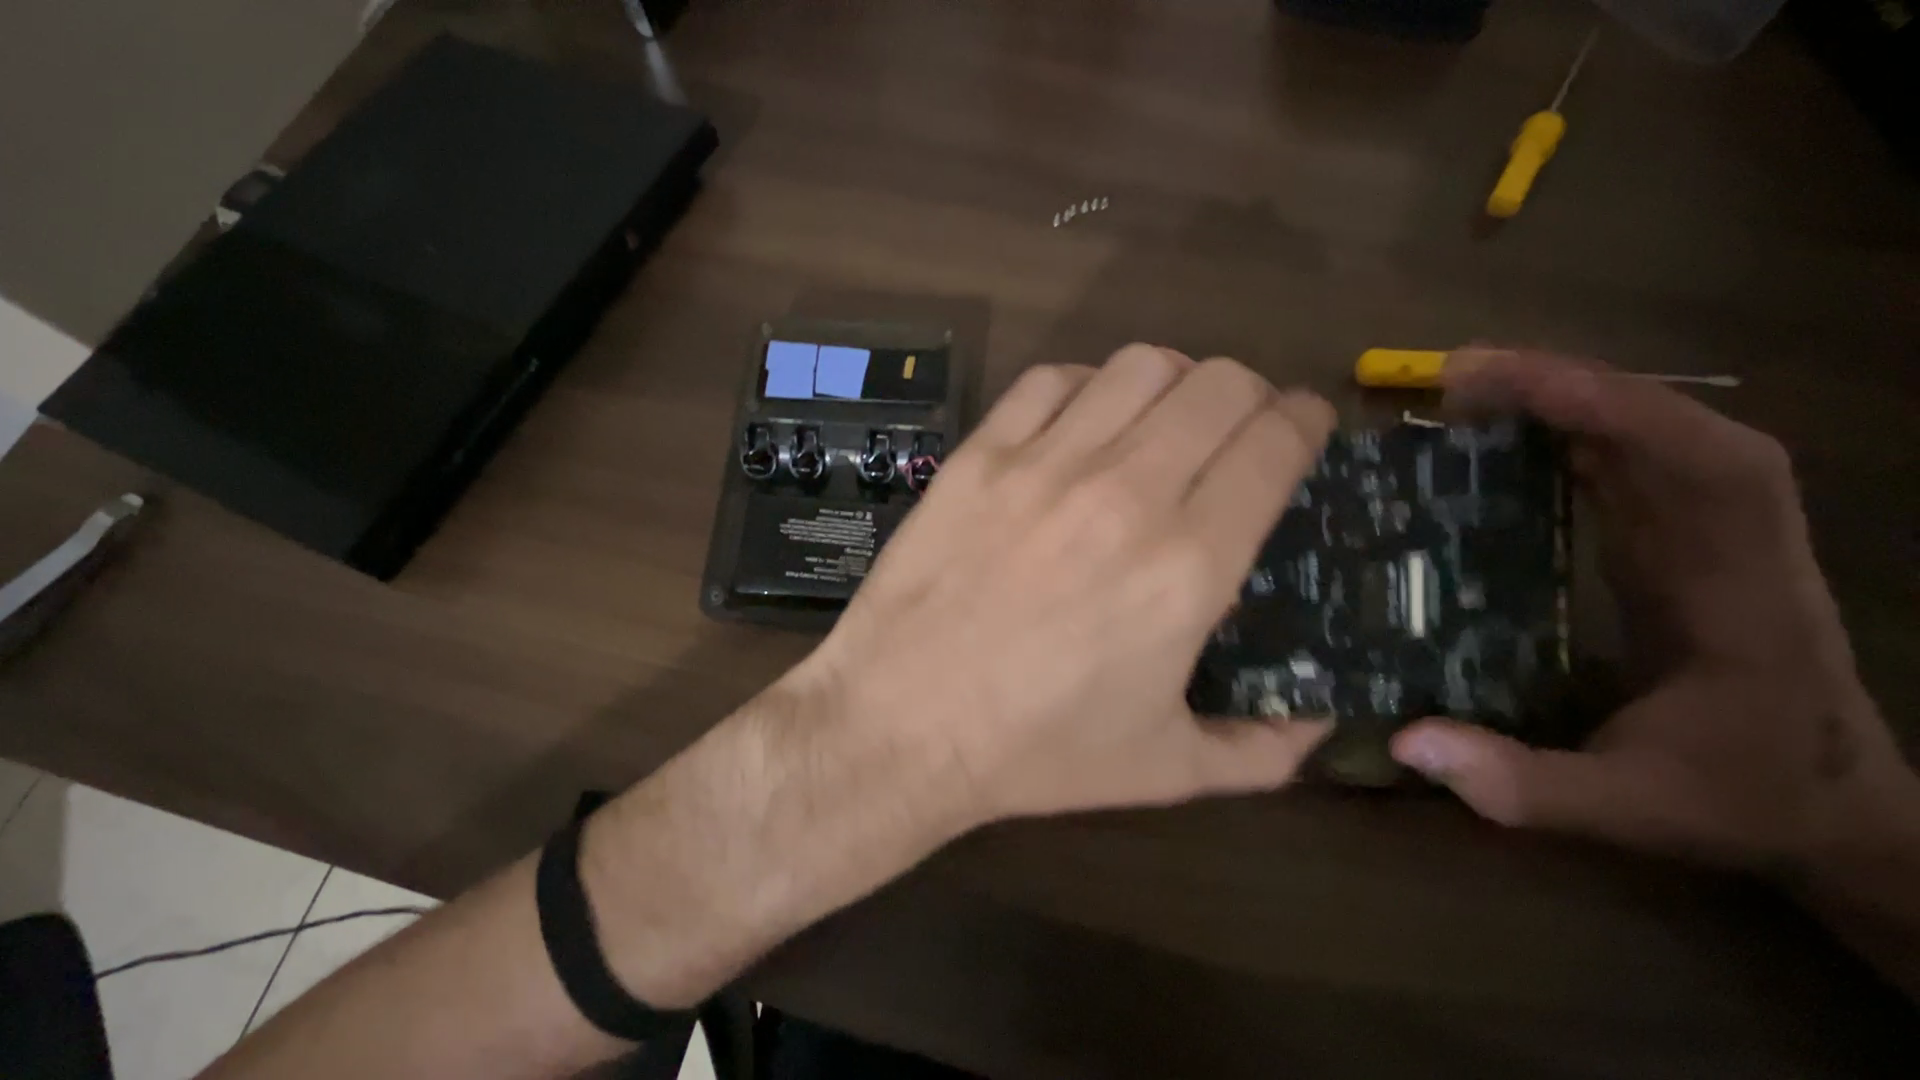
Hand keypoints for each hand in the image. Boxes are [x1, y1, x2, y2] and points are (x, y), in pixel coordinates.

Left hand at [795, 343, 1336, 821]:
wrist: (901, 728)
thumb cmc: (1037, 752)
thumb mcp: (1168, 770)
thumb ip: (1262, 749)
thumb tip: (1320, 722)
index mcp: (1189, 564)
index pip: (1275, 443)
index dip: (1307, 421)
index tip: (1307, 429)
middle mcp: (1127, 493)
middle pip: (1220, 385)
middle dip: (1252, 394)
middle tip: (1242, 428)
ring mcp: (1045, 465)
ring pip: (1141, 366)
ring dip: (1176, 380)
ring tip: (1167, 417)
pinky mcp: (980, 456)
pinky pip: (1051, 381)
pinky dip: (1086, 385)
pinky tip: (1083, 421)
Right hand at [1391, 349, 1914, 873]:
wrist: (1835, 813)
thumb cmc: (1740, 803)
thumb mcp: (1628, 809)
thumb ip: (1521, 784)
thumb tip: (1403, 741)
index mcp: (1739, 592)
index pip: (1700, 466)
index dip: (1608, 409)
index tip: (1506, 382)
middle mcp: (1735, 545)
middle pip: (1672, 427)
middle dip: (1569, 385)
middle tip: (1460, 374)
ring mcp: (1712, 540)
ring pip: (1653, 436)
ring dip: (1568, 400)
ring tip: (1472, 391)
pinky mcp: (1683, 548)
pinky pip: (1634, 468)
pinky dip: (1575, 436)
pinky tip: (1512, 438)